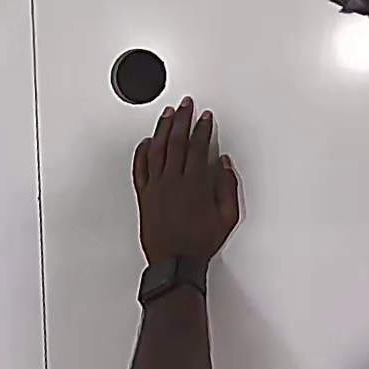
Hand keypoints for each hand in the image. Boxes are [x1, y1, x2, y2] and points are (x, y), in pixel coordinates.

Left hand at [133, 97, 240, 264]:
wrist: (175, 263)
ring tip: (168, 113)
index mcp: (194, 184)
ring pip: (157, 149)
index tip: (205, 118)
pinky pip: (140, 167)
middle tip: (186, 104)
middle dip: (182, 118)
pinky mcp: (144, 195)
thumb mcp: (227, 217)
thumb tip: (223, 164)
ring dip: (163, 128)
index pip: (197, 146)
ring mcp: (156, 187)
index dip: (202, 128)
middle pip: (176, 141)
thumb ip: (227, 186)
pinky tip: (147, 141)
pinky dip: (142, 151)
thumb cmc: (200, 242)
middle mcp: (173, 182)